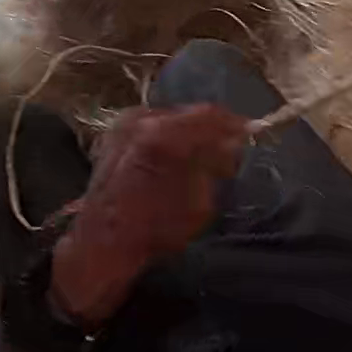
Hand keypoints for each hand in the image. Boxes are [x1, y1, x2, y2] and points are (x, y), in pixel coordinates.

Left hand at [50, 104, 247, 328]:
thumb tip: (228, 145)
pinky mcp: (114, 133)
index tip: (248, 135)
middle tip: (228, 150)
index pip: (209, 114)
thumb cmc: (155, 227)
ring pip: (169, 117)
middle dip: (211, 130)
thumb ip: (214, 165)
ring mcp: (124, 123)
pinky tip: (175, 157)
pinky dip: (168, 136)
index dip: (233, 124)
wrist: (104, 238)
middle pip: (188, 113)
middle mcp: (141, 119)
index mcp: (164, 133)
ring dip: (188, 132)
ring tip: (203, 156)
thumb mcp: (199, 202)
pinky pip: (151, 125)